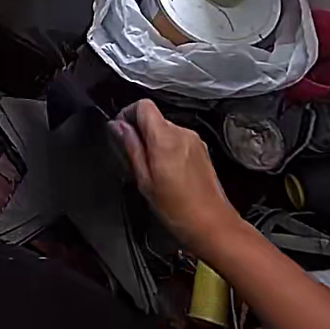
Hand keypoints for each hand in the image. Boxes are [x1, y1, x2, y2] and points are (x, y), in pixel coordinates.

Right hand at [112, 99, 246, 255]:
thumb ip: (131, 147)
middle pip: (154, 117)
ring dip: (155, 142)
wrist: (212, 223)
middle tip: (135, 158)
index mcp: (165, 138)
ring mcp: (194, 139)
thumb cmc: (177, 209)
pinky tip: (169, 173)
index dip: (128, 113)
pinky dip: (169, 148)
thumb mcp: (144, 180)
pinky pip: (179, 139)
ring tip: (153, 171)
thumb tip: (117, 126)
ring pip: (166, 129)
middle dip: (141, 132)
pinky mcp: (202, 148)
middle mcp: (182, 132)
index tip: (121, 130)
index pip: (144, 105)